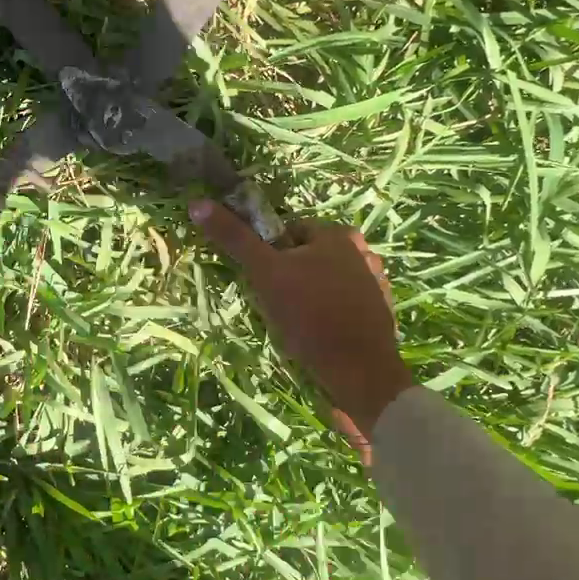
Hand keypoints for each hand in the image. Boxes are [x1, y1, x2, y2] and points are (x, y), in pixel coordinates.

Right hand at [189, 200, 412, 440]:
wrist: (361, 374)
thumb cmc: (310, 316)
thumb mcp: (265, 272)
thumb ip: (234, 237)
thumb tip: (197, 204)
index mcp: (339, 233)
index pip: (288, 233)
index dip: (269, 257)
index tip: (264, 283)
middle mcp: (363, 251)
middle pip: (306, 257)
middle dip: (289, 278)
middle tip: (279, 306)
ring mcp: (376, 283)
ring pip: (324, 282)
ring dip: (309, 297)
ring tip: (298, 325)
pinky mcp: (381, 313)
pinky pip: (343, 304)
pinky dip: (329, 315)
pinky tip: (319, 335)